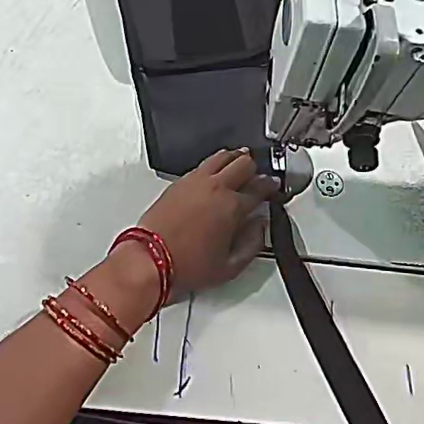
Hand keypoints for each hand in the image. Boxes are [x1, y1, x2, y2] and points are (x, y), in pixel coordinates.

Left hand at [139, 149, 280, 294]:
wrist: (150, 259)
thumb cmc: (185, 264)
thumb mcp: (230, 266)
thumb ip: (252, 243)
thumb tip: (259, 227)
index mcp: (232, 206)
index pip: (260, 188)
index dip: (271, 186)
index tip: (273, 187)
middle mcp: (215, 188)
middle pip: (243, 163)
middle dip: (255, 167)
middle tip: (258, 173)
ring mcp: (195, 182)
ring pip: (222, 156)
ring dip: (235, 157)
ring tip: (241, 160)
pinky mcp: (178, 182)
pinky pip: (203, 164)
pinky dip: (214, 163)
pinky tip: (215, 170)